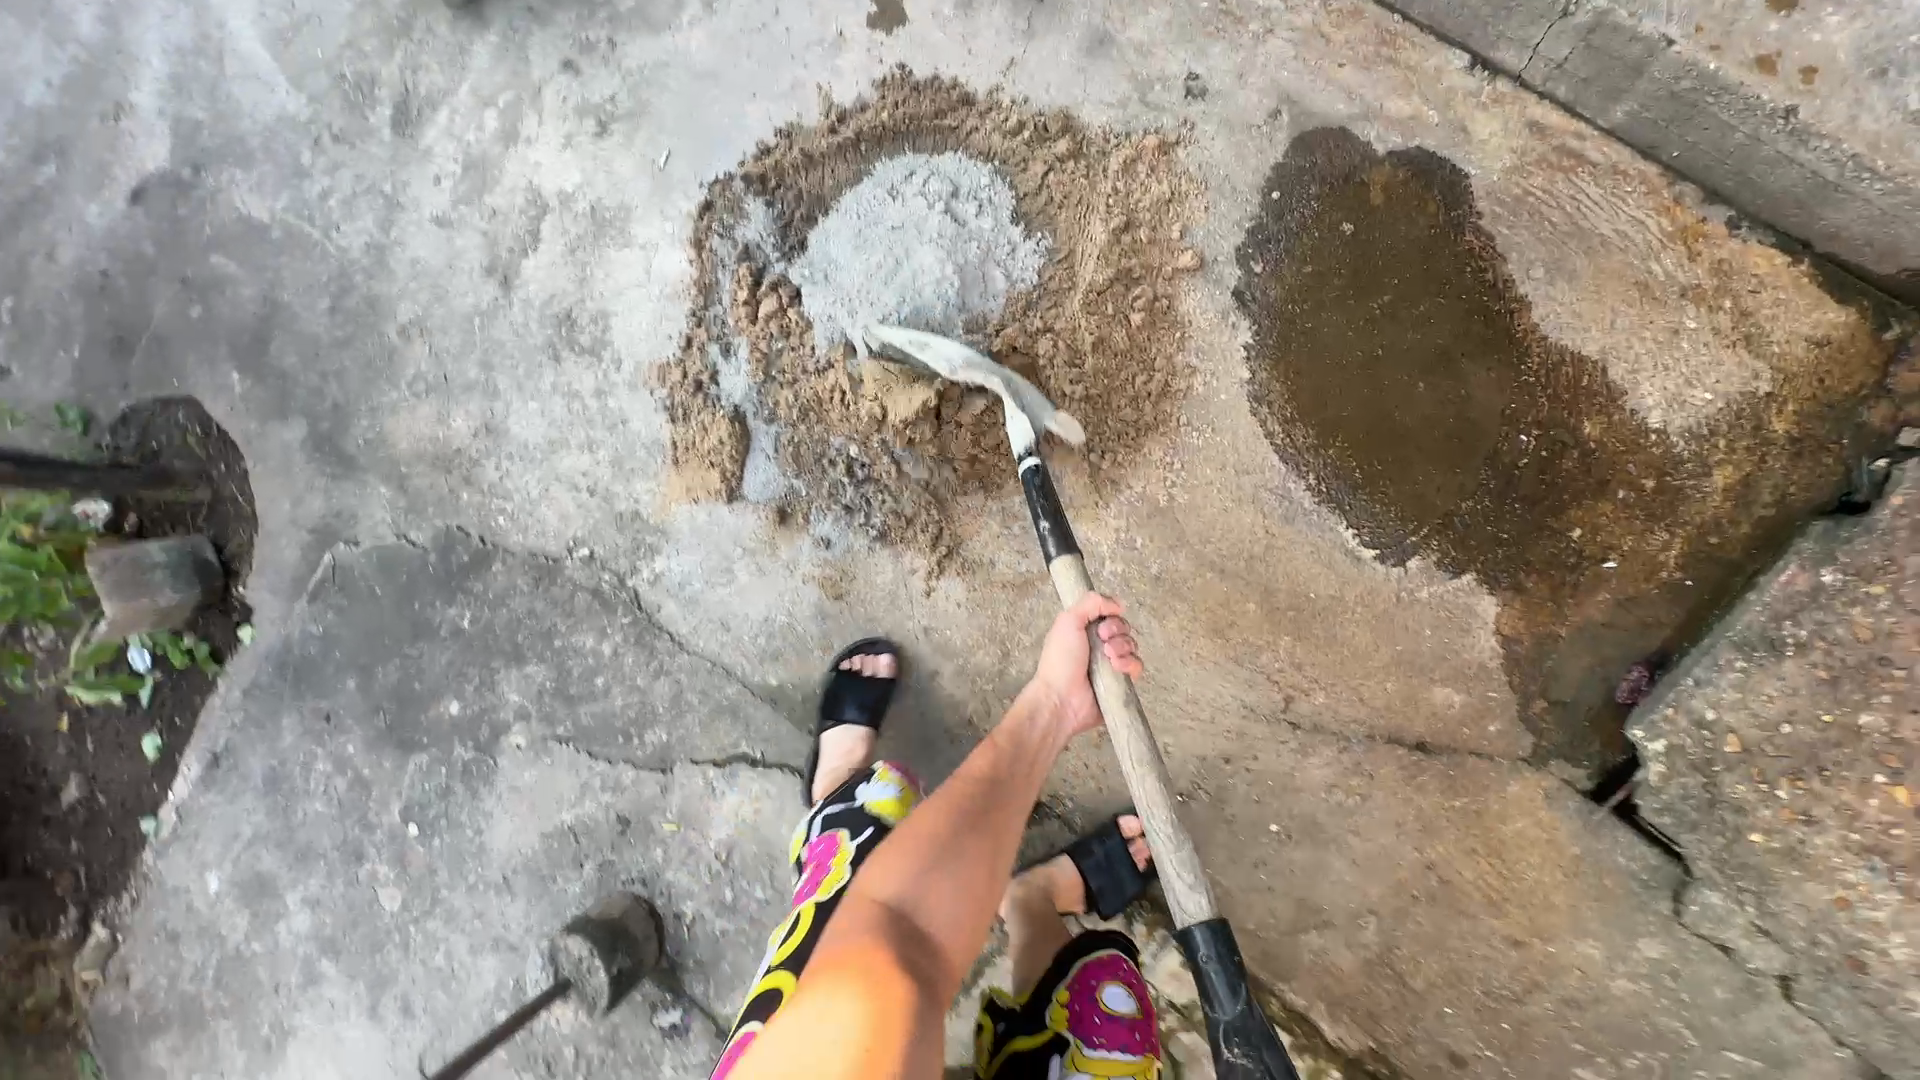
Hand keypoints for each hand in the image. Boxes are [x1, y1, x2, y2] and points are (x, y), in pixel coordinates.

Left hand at [1023, 592, 1142, 738]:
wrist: (1062, 698)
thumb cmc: (1060, 661)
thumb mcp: (1069, 620)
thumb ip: (1092, 603)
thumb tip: (1118, 604)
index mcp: (1084, 630)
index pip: (1110, 614)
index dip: (1110, 616)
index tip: (1100, 626)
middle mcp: (1098, 645)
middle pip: (1123, 628)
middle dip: (1117, 631)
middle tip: (1103, 641)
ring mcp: (1110, 664)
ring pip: (1131, 646)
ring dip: (1123, 648)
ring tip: (1109, 657)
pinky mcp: (1120, 682)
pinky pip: (1136, 667)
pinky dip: (1130, 664)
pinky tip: (1118, 668)